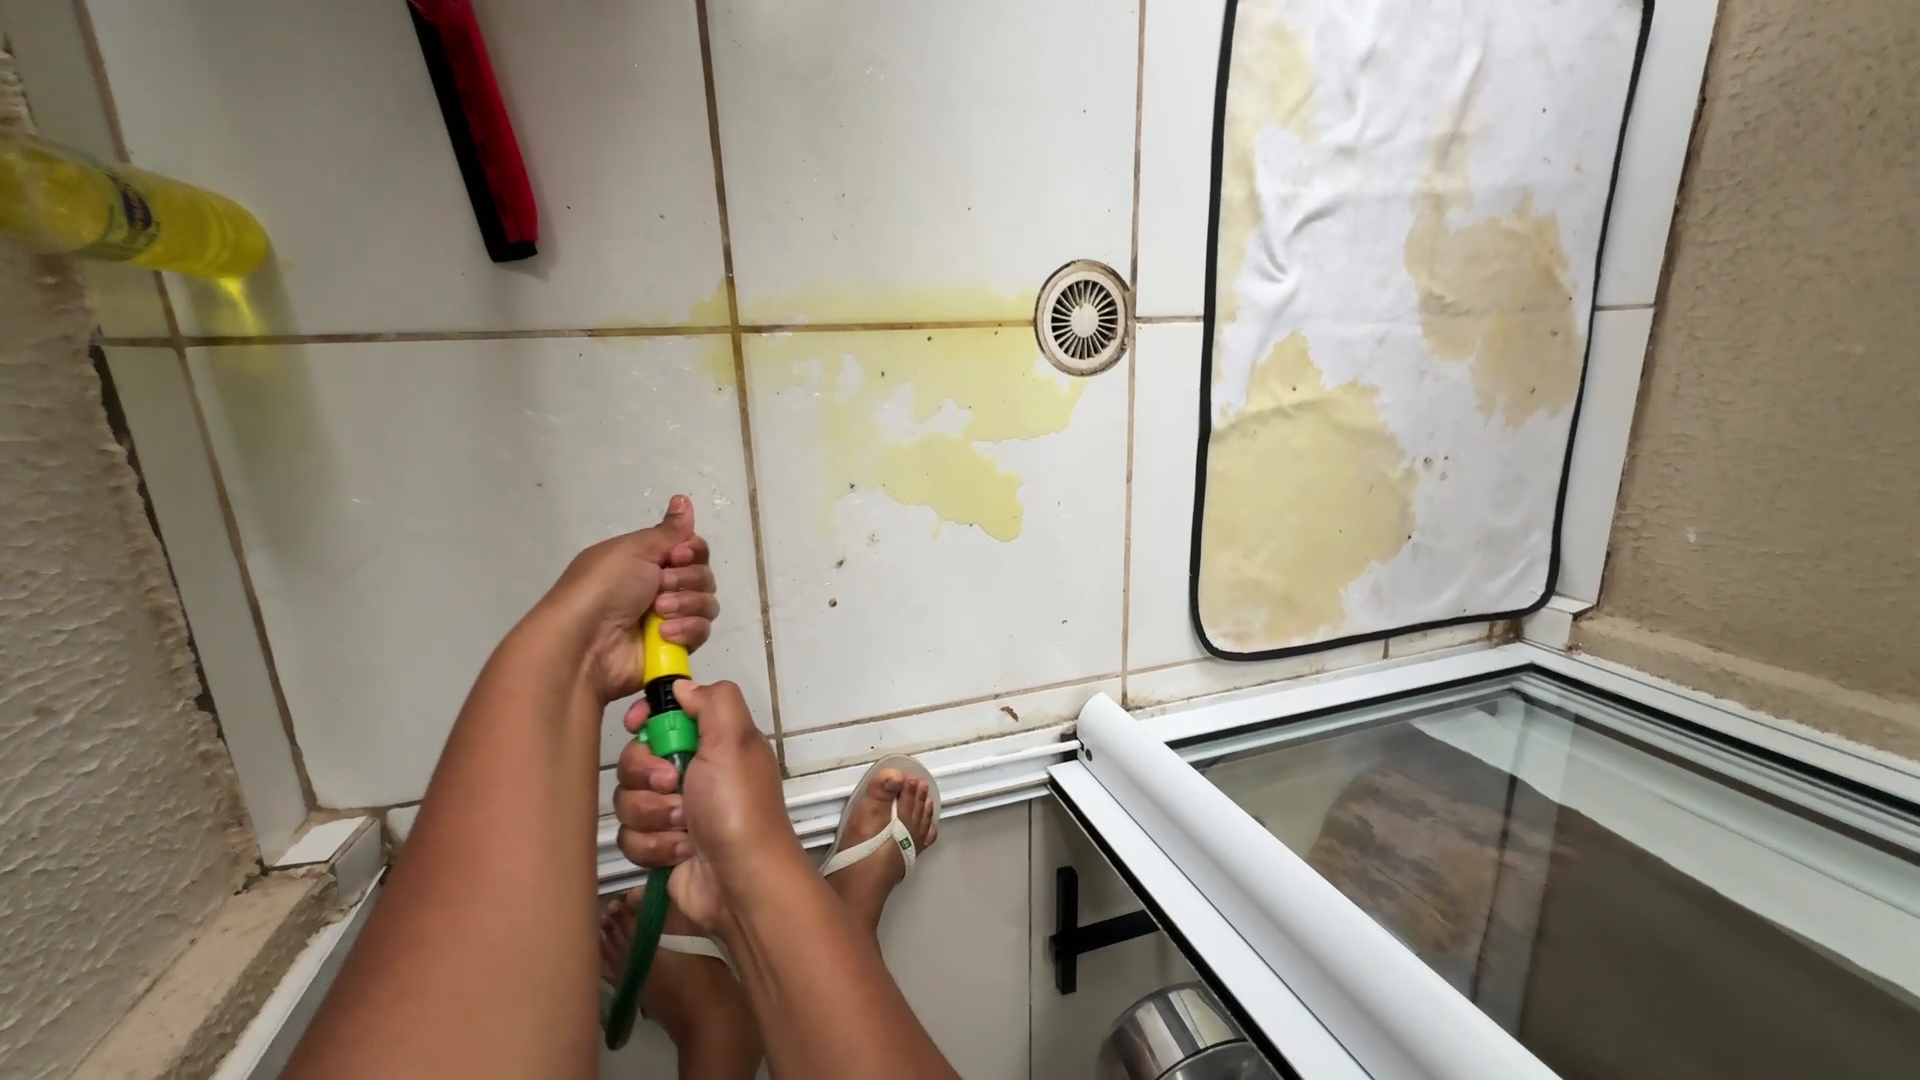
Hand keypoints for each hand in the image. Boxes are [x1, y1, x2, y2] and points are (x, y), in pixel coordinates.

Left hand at [543, 494, 718, 701]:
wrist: (585, 643)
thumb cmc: (604, 588)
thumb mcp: (633, 549)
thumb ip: (668, 531)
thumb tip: (683, 499)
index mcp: (647, 561)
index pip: (693, 550)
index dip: (691, 552)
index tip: (674, 557)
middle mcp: (660, 587)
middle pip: (703, 575)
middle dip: (686, 580)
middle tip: (660, 586)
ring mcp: (669, 618)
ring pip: (707, 604)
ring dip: (686, 604)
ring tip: (659, 612)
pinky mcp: (675, 647)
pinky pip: (701, 632)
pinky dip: (687, 630)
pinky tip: (664, 634)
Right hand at [613, 680, 800, 932]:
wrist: (741, 882)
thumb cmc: (739, 806)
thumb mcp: (735, 739)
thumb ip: (713, 701)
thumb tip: (684, 686)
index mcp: (714, 741)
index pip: (665, 715)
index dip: (647, 718)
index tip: (638, 724)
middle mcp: (693, 772)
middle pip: (636, 758)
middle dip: (647, 774)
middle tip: (674, 784)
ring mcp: (674, 810)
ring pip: (628, 799)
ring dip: (653, 815)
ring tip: (684, 826)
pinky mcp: (660, 845)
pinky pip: (629, 836)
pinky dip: (653, 845)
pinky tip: (681, 852)